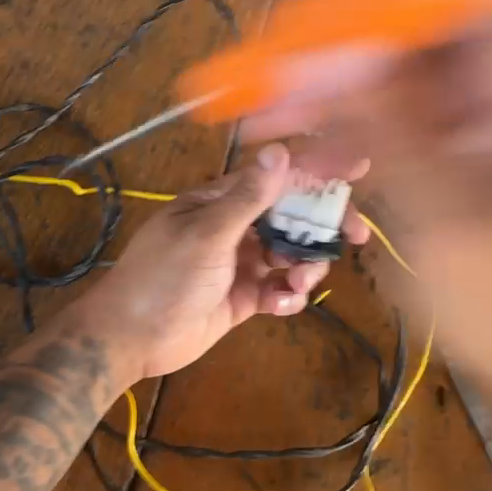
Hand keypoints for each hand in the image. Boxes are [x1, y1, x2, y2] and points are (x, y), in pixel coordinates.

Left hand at [69, 143, 366, 382]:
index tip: (359, 168)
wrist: (132, 338)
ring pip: (289, 255)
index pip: (275, 177)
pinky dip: (286, 295)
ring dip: (304, 266)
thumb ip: (247, 199)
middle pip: (290, 217)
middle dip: (321, 226)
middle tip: (355, 237)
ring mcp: (238, 264)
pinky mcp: (242, 298)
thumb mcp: (206, 236)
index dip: (317, 171)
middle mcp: (232, 227)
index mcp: (219, 201)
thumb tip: (280, 152)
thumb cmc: (164, 279)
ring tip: (297, 284)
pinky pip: (277, 289)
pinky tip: (279, 305)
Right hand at [242, 0, 491, 401]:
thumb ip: (383, 126)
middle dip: (343, 32)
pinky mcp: (478, 158)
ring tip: (269, 115)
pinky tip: (313, 156)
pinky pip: (411, 122)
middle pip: (434, 21)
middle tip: (266, 52)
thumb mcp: (443, 219)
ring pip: (412, 75)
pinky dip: (361, 131)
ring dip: (340, 88)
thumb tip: (320, 50)